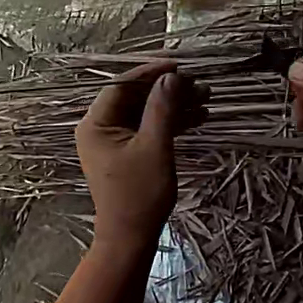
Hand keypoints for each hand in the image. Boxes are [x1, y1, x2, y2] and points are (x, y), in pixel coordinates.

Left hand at [76, 62, 208, 241]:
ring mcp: (115, 141)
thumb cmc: (139, 194)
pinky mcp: (129, 153)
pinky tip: (198, 117)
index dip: (150, 72)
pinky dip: (171, 123)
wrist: (132, 237)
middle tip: (199, 85)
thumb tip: (172, 77)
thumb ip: (162, 108)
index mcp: (96, 124)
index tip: (178, 65)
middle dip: (168, 90)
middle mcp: (101, 128)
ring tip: (206, 99)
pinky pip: (150, 128)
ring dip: (175, 105)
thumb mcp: (154, 147)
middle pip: (136, 97)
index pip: (122, 85)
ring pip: (147, 112)